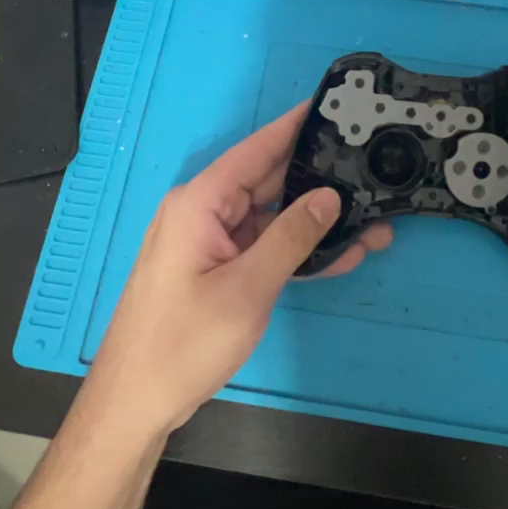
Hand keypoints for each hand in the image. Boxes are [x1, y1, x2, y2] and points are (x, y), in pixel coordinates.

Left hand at [83, 102, 393, 434]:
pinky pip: (264, 247)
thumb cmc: (183, 343)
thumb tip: (329, 195)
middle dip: (318, 179)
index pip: (256, 150)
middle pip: (269, 182)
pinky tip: (342, 254)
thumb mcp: (246, 289)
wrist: (136, 403)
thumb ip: (291, 238)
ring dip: (316, 222)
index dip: (294, 126)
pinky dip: (298, 251)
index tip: (331, 105)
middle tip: (369, 169)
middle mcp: (204, 212)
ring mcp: (211, 242)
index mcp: (200, 202)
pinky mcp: (218, 269)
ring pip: (272, 217)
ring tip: (372, 221)